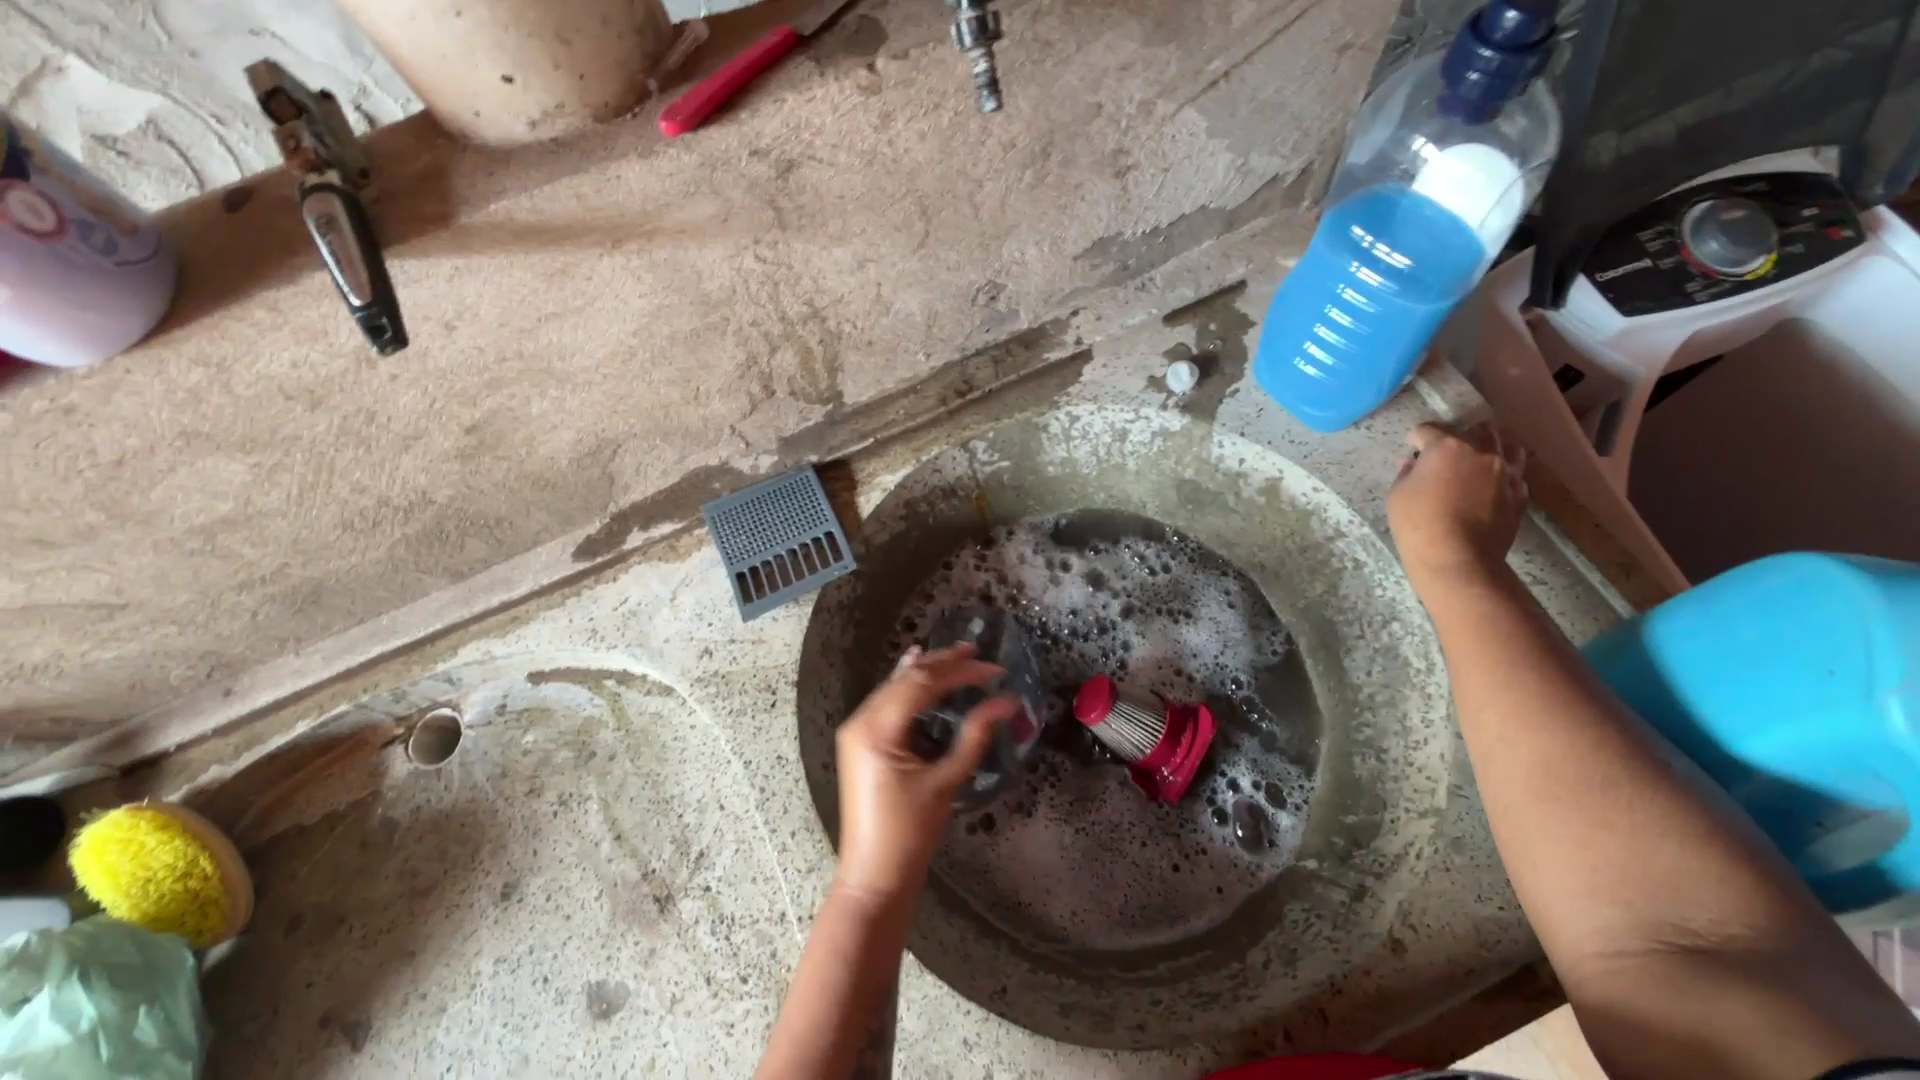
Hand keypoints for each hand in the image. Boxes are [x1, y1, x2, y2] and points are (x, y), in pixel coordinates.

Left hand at [832, 643, 1017, 903]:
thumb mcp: (946, 782)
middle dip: (943, 664)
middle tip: (977, 654)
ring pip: (894, 688)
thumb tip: (1006, 702)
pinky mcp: (860, 744)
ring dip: (926, 672)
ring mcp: (856, 732)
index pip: (923, 684)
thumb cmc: (910, 834)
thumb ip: (975, 736)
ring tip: (957, 656)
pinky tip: (917, 669)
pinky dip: (907, 688)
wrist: (874, 875)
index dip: (961, 672)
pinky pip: (886, 704)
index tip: (995, 670)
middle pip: (905, 679)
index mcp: (877, 729)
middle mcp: (860, 721)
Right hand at [1387, 422, 1528, 589]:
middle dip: (1462, 435)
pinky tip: (1494, 485)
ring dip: (1493, 447)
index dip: (1417, 437)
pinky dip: (1505, 474)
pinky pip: (1517, 475)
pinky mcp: (1519, 495)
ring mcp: (1506, 473)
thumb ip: (1407, 474)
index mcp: (1447, 447)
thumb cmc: (1418, 524)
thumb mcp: (1397, 496)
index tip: (1412, 445)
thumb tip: (1412, 463)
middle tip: (1449, 451)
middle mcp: (1482, 452)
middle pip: (1478, 429)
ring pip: (1508, 445)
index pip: (1429, 430)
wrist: (1456, 559)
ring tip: (1481, 458)